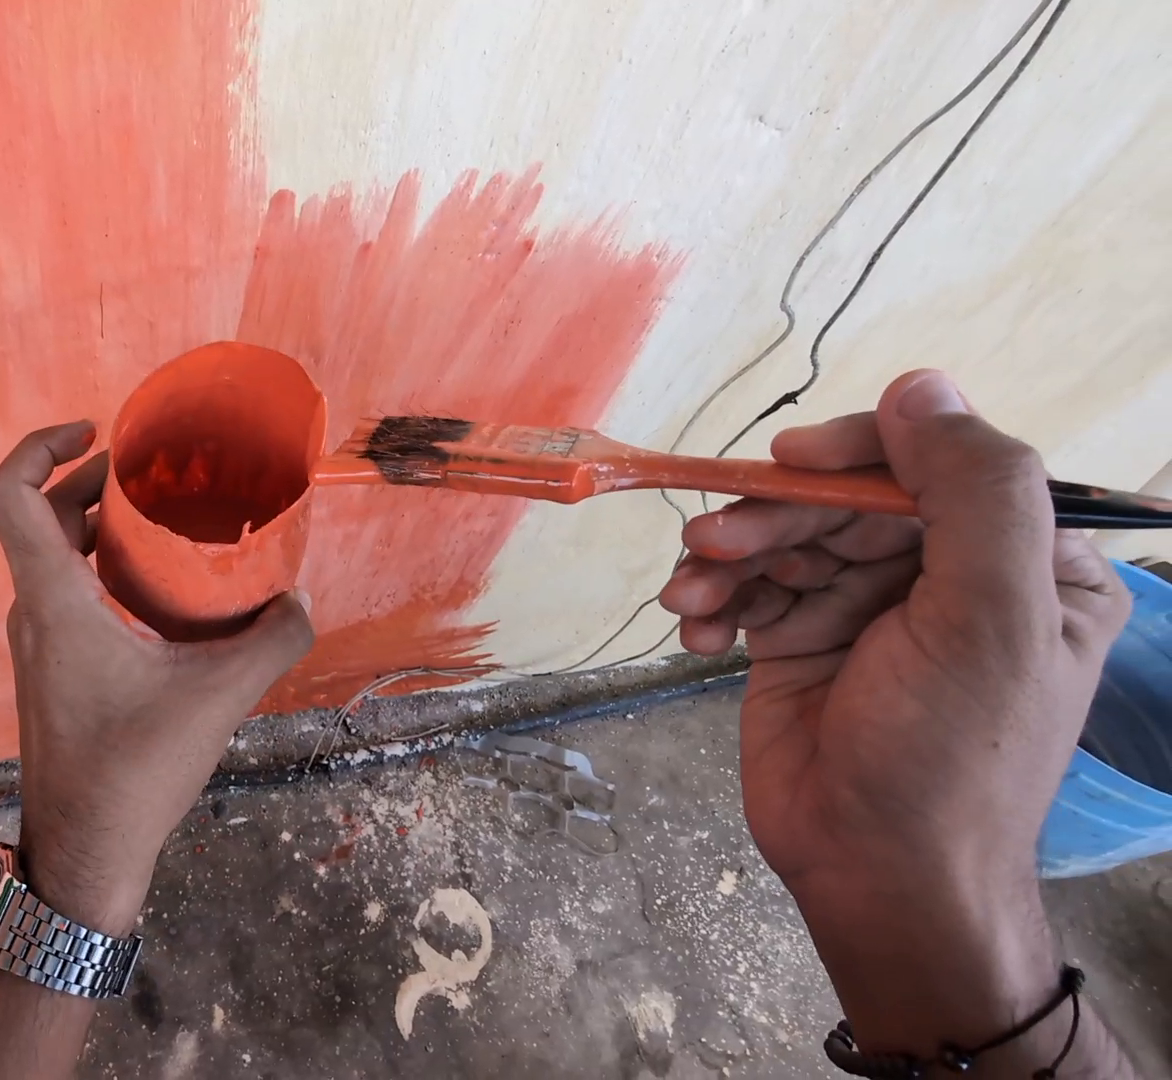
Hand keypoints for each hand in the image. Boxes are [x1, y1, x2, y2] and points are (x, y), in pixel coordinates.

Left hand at [0, 420, 313, 935]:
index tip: (94, 432)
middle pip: (41, 515)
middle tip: (153, 470)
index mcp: (54, 599)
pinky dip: (99, 563)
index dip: (38, 445)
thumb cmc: (136, 768)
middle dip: (91, 478)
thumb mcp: (219, 696)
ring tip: (159, 514)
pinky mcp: (51, 665)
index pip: (9, 494)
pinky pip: (65, 588)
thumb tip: (299, 598)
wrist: (85, 849)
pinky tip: (154, 583)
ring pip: (52, 554)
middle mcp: (33, 610)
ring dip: (96, 521)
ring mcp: (37, 640)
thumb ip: (273, 639)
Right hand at [661, 370, 1130, 1066]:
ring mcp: (854, 610)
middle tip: (707, 547)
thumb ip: (973, 492)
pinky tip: (696, 638)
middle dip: (765, 524)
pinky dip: (712, 608)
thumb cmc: (945, 750)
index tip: (784, 460)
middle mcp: (932, 577)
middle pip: (833, 508)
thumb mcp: (985, 618)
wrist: (869, 864)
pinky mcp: (790, 641)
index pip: (928, 469)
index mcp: (1012, 563)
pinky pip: (742, 596)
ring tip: (687, 600)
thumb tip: (921, 384)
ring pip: (774, 548)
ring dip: (722, 568)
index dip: (853, 453)